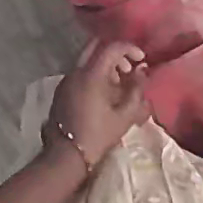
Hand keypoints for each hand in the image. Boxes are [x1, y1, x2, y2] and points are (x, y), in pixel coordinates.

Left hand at [47, 39, 151, 167]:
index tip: (141, 59)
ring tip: (119, 84)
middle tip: (128, 69)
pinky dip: (94, 74)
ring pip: (87, 60)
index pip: (112, 47)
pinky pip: (80, 72)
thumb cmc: (98, 135)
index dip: (130, 48)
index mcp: (91, 75)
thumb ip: (136, 89)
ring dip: (105, 64)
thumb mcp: (125, 115)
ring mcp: (66, 80)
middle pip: (96, 47)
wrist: (66, 155)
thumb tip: (142, 70)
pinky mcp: (61, 90)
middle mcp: (75, 71)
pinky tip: (104, 93)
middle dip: (115, 53)